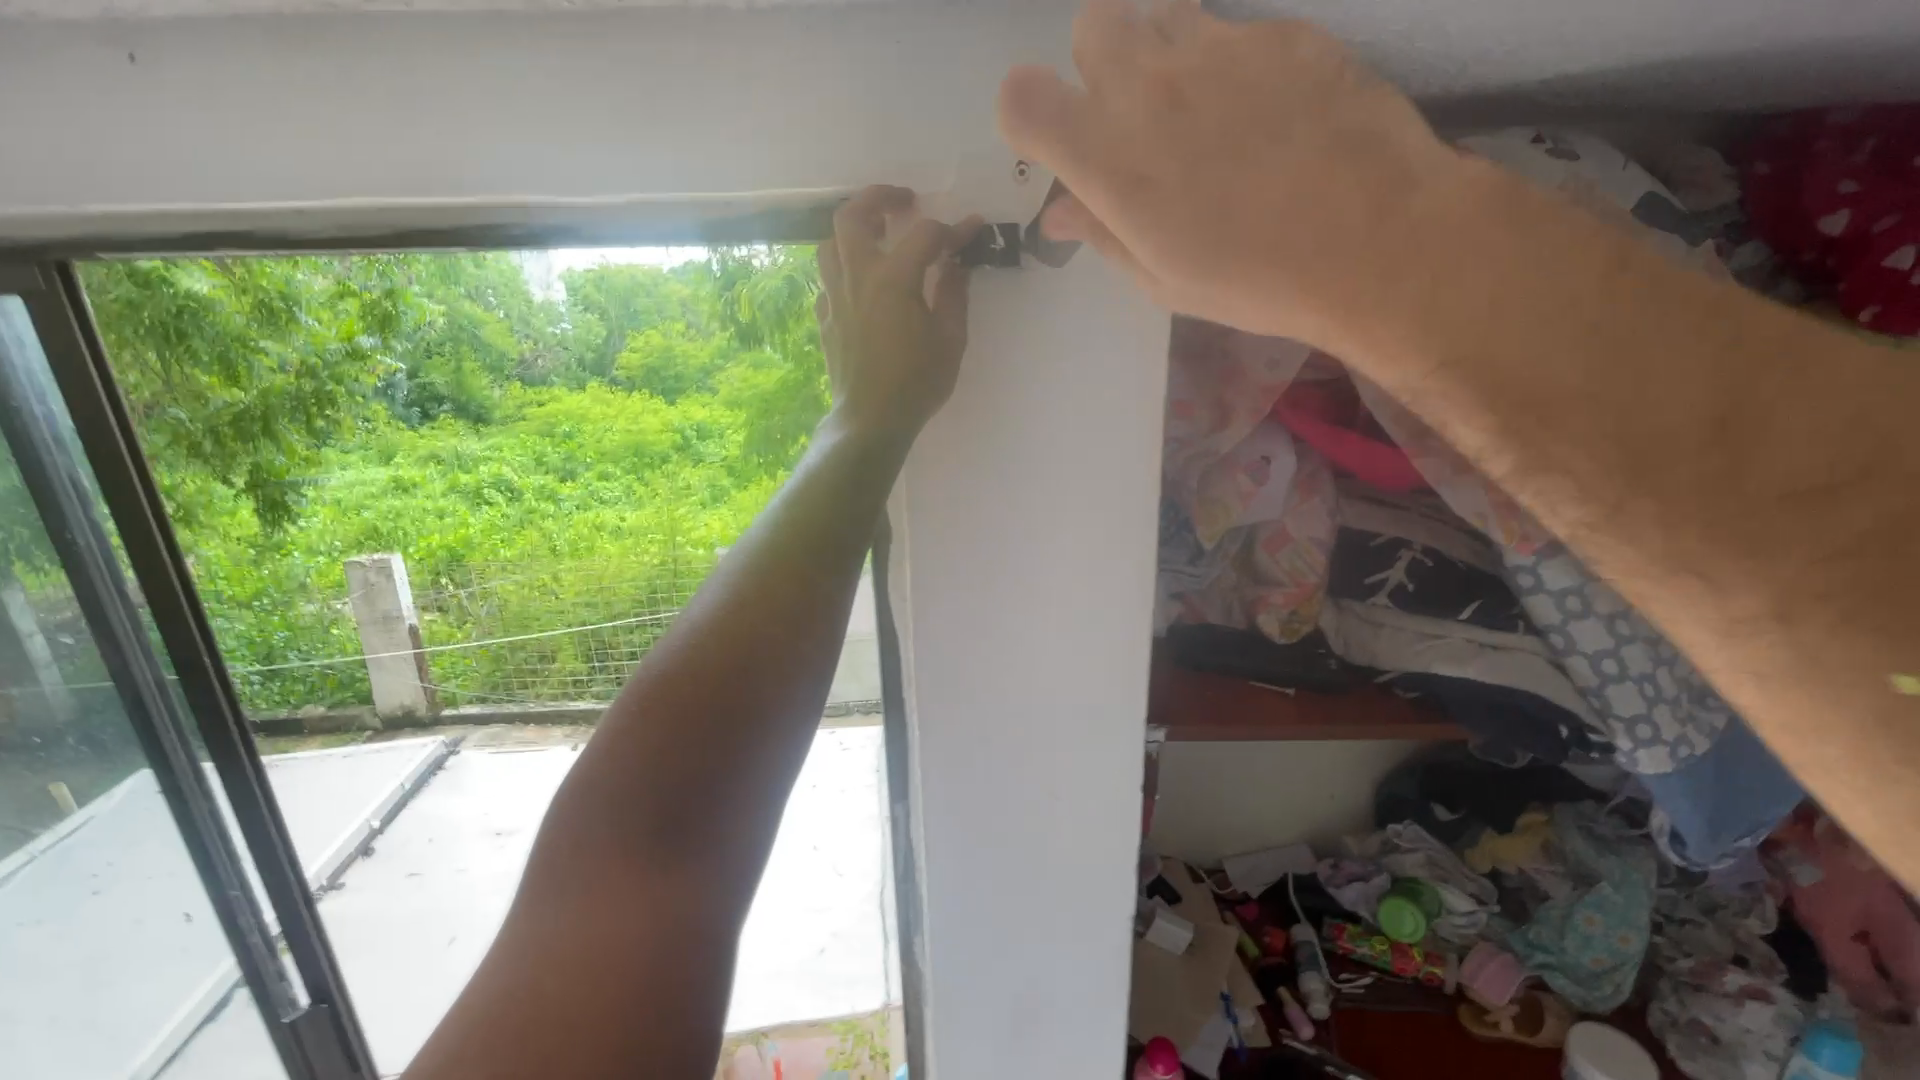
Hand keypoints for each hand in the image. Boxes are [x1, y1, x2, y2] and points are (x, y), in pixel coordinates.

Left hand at [816, 186, 980, 445]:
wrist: (871, 420)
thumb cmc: (917, 383)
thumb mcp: (950, 339)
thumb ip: (953, 293)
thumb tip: (957, 263)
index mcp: (892, 278)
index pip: (925, 234)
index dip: (953, 229)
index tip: (972, 231)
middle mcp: (856, 277)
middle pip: (852, 216)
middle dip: (878, 199)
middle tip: (904, 203)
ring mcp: (834, 297)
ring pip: (829, 245)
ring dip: (854, 233)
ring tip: (877, 240)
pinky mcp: (825, 319)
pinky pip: (827, 280)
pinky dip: (845, 271)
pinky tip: (863, 286)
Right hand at [996, 0, 1468, 349]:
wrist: (1376, 241)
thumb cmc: (1254, 280)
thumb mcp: (1161, 278)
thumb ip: (1101, 232)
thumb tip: (1059, 210)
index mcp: (1106, 156)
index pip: (1021, 99)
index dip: (1030, 117)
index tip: (1060, 144)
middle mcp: (1148, 83)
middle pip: (1091, 27)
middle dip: (1100, 66)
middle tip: (1138, 122)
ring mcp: (1218, 46)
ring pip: (1161, 13)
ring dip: (1163, 53)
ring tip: (1202, 111)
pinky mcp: (1281, 33)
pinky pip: (1234, 32)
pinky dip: (1234, 66)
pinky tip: (1270, 114)